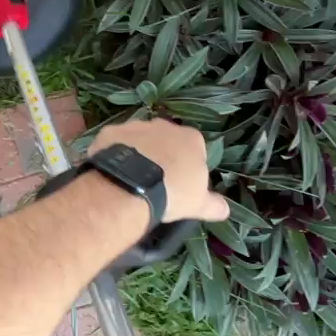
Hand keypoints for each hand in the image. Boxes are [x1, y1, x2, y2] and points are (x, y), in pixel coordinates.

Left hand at [89, 119, 228, 222]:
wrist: (131, 188)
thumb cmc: (172, 194)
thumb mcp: (198, 203)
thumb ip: (214, 204)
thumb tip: (225, 210)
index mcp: (191, 138)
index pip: (194, 149)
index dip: (186, 166)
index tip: (179, 182)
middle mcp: (164, 125)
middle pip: (165, 140)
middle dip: (161, 155)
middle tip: (154, 180)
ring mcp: (135, 126)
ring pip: (138, 138)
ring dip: (136, 152)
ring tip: (131, 177)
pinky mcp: (110, 132)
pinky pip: (114, 142)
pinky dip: (113, 153)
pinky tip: (111, 171)